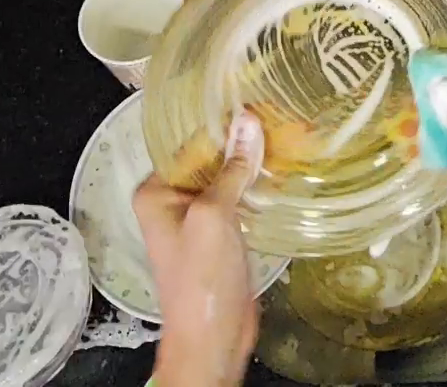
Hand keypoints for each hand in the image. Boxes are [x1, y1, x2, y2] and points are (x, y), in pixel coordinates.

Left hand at [133, 112, 264, 386]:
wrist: (213, 343)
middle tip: (282, 115)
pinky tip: (282, 168)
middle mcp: (173, 199)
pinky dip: (257, 183)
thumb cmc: (202, 280)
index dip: (227, 125)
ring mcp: (198, 217)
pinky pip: (238, 196)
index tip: (260, 102)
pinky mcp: (220, 232)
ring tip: (289, 134)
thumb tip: (247, 121)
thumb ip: (231, 169)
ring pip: (228, 176)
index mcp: (156, 191)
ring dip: (254, 161)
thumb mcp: (214, 217)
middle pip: (211, 157)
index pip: (193, 143)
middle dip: (244, 140)